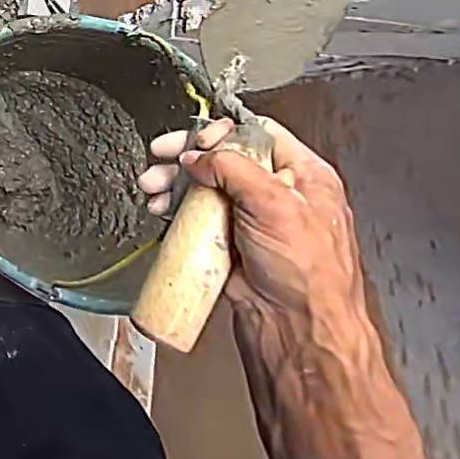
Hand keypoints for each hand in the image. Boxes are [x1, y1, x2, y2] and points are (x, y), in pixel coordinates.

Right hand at [136, 116, 363, 322]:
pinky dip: (171, 205)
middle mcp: (276, 192)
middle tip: (159, 154)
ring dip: (171, 179)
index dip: (223, 131)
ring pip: (201, 181)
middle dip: (185, 154)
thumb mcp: (275, 206)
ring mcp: (248, 214)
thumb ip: (233, 168)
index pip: (258, 133)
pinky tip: (160, 207)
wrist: (294, 327)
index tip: (197, 141)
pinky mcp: (225, 236)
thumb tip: (197, 155)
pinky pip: (192, 210)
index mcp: (304, 176)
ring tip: (152, 186)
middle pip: (222, 155)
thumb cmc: (308, 275)